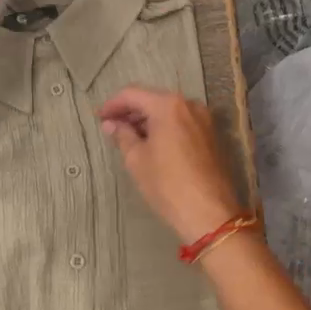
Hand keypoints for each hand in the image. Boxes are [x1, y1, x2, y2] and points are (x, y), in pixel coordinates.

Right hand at [99, 87, 244, 245]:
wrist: (211, 214)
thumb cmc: (167, 184)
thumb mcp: (137, 159)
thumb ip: (122, 135)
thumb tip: (111, 124)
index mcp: (168, 105)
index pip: (132, 94)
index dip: (113, 104)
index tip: (99, 117)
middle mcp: (189, 104)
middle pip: (152, 99)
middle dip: (131, 112)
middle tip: (111, 127)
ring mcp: (203, 119)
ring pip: (168, 111)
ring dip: (147, 120)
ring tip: (129, 137)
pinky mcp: (211, 135)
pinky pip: (181, 122)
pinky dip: (164, 127)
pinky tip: (152, 143)